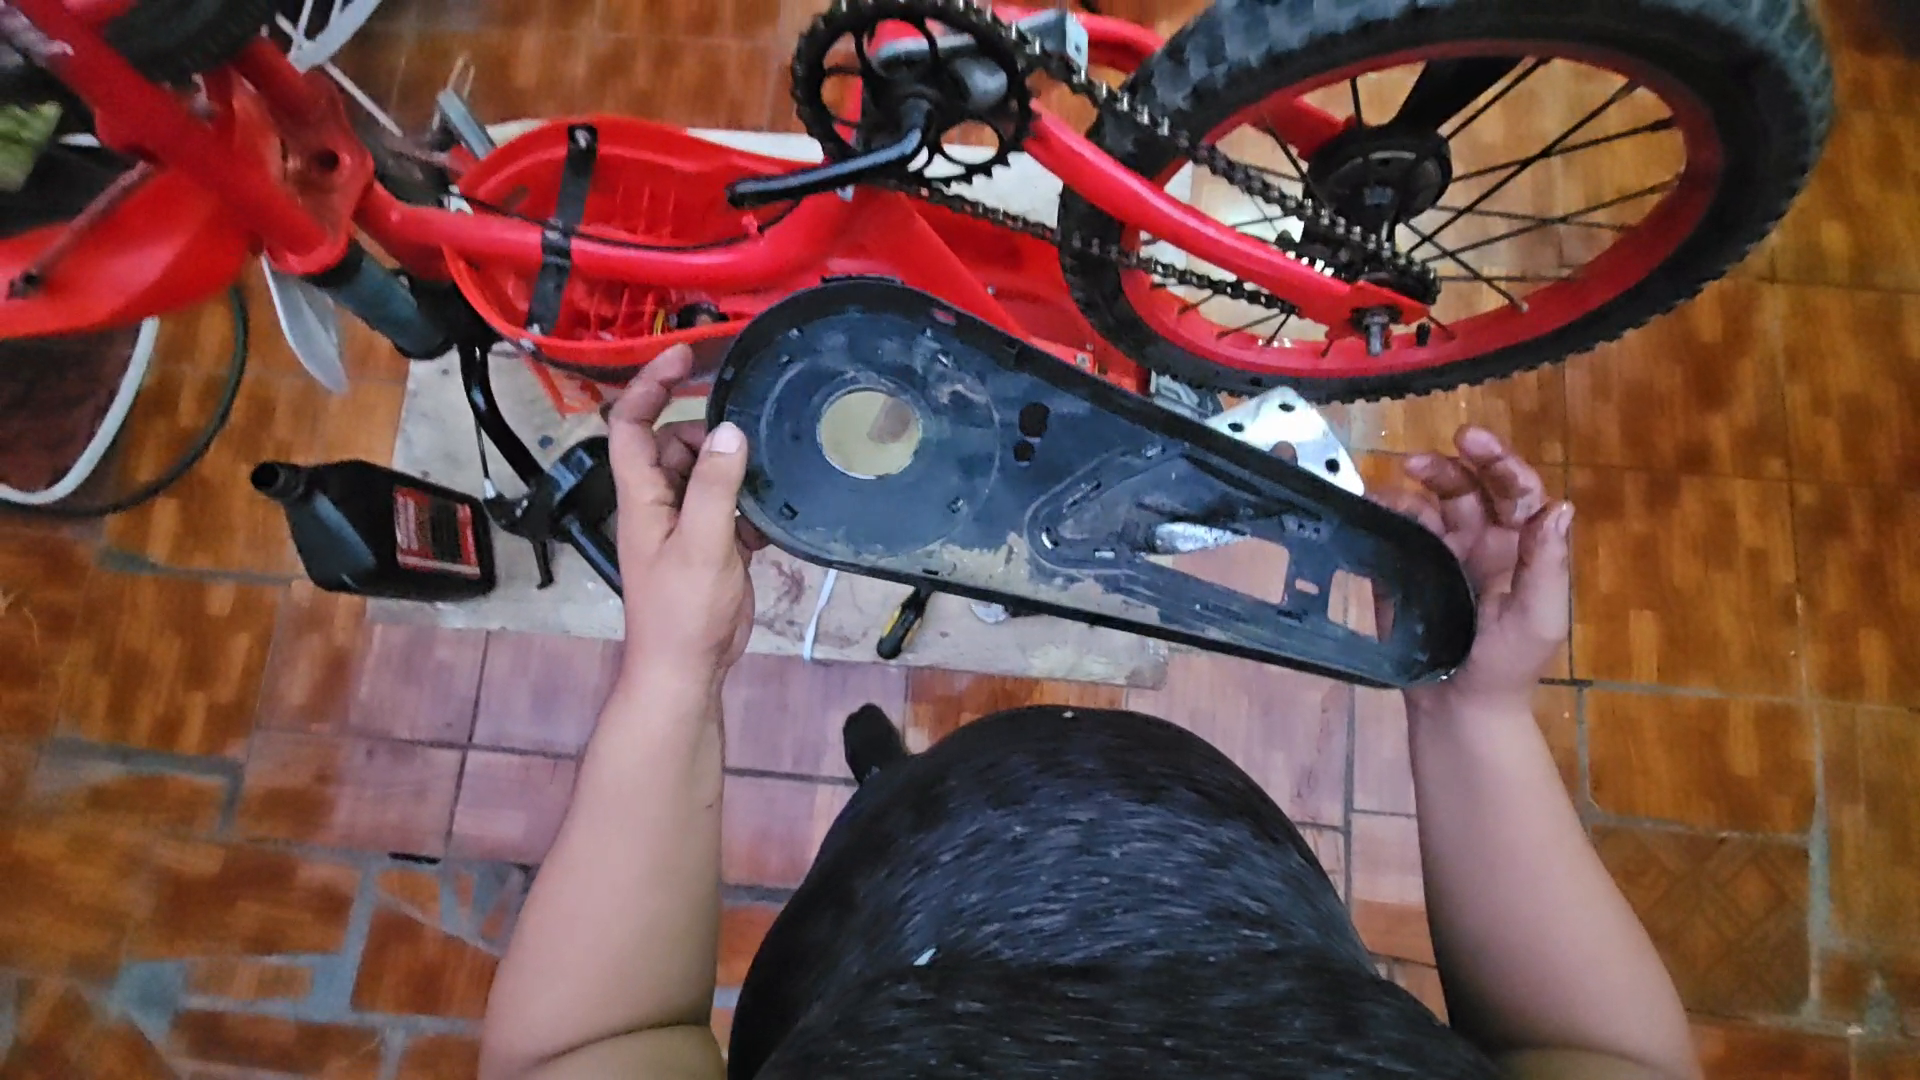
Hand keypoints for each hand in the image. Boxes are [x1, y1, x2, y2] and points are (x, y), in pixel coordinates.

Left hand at [606, 345, 765, 678]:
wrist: (689, 665)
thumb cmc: (684, 608)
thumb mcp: (702, 542)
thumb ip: (714, 486)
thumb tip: (728, 431)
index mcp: (642, 495)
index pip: (633, 425)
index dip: (651, 385)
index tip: (683, 355)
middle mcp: (659, 502)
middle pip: (675, 445)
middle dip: (707, 433)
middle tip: (747, 432)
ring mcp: (686, 524)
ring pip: (706, 475)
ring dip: (733, 470)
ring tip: (764, 476)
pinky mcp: (711, 543)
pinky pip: (728, 506)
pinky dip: (748, 505)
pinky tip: (769, 520)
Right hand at [1374, 426, 1572, 714]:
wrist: (1456, 703)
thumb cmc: (1505, 663)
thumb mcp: (1538, 617)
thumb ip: (1547, 565)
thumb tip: (1557, 507)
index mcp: (1520, 547)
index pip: (1514, 492)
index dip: (1497, 461)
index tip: (1468, 438)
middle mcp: (1482, 542)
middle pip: (1467, 490)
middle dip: (1445, 468)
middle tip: (1414, 461)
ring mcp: (1441, 555)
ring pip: (1428, 505)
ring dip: (1409, 490)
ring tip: (1385, 490)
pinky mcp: (1406, 569)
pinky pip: (1396, 531)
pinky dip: (1384, 514)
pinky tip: (1371, 509)